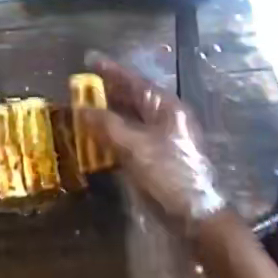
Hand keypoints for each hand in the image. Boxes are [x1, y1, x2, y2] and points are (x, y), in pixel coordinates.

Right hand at [78, 52, 226, 234]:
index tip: (88, 59)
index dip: (110, 70)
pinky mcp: (161, 157)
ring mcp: (165, 138)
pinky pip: (132, 137)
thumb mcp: (133, 147)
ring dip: (108, 115)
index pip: (133, 80)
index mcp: (165, 107)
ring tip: (83, 110)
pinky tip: (98, 139)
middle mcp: (166, 117)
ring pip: (131, 118)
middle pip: (132, 97)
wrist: (197, 218)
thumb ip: (105, 124)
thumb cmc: (167, 174)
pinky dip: (114, 134)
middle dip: (106, 93)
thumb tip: (80, 109)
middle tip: (80, 88)